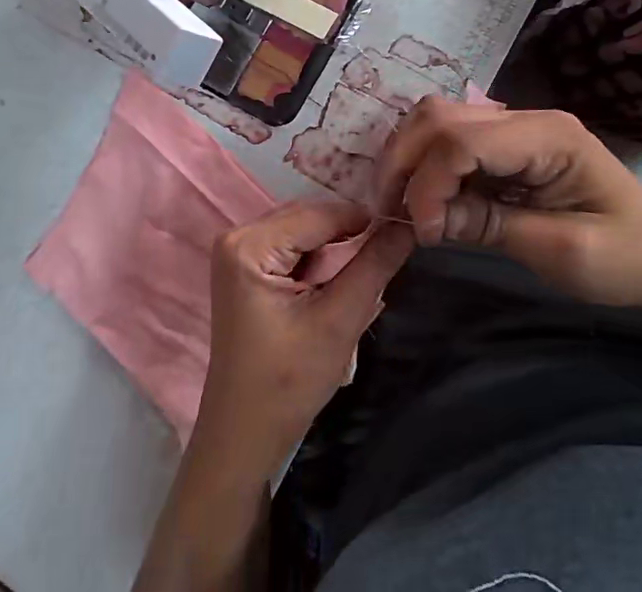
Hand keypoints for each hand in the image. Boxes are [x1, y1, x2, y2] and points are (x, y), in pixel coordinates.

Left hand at [194, 200, 413, 475]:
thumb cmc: (288, 381)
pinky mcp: (244, 268)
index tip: (405, 230)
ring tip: (364, 278)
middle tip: (387, 258)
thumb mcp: (339, 321)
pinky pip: (291, 248)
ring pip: (302, 232)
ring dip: (335, 251)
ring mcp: (236, 252)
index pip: (318, 214)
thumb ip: (373, 267)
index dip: (364, 219)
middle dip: (348, 236)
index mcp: (248, 245)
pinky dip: (318, 262)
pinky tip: (336, 287)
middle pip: (307, 218)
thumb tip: (406, 224)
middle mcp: (236, 236)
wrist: (245, 428)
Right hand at [374, 98, 641, 309]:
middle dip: (403, 162)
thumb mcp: (562, 252)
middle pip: (437, 118)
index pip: (461, 142)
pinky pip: (446, 141)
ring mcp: (513, 128)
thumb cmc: (628, 259)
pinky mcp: (504, 146)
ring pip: (433, 121)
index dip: (428, 184)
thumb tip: (421, 219)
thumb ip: (488, 226)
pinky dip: (422, 166)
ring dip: (407, 159)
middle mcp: (525, 119)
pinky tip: (420, 198)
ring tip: (399, 203)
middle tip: (388, 210)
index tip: (421, 232)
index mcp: (549, 137)